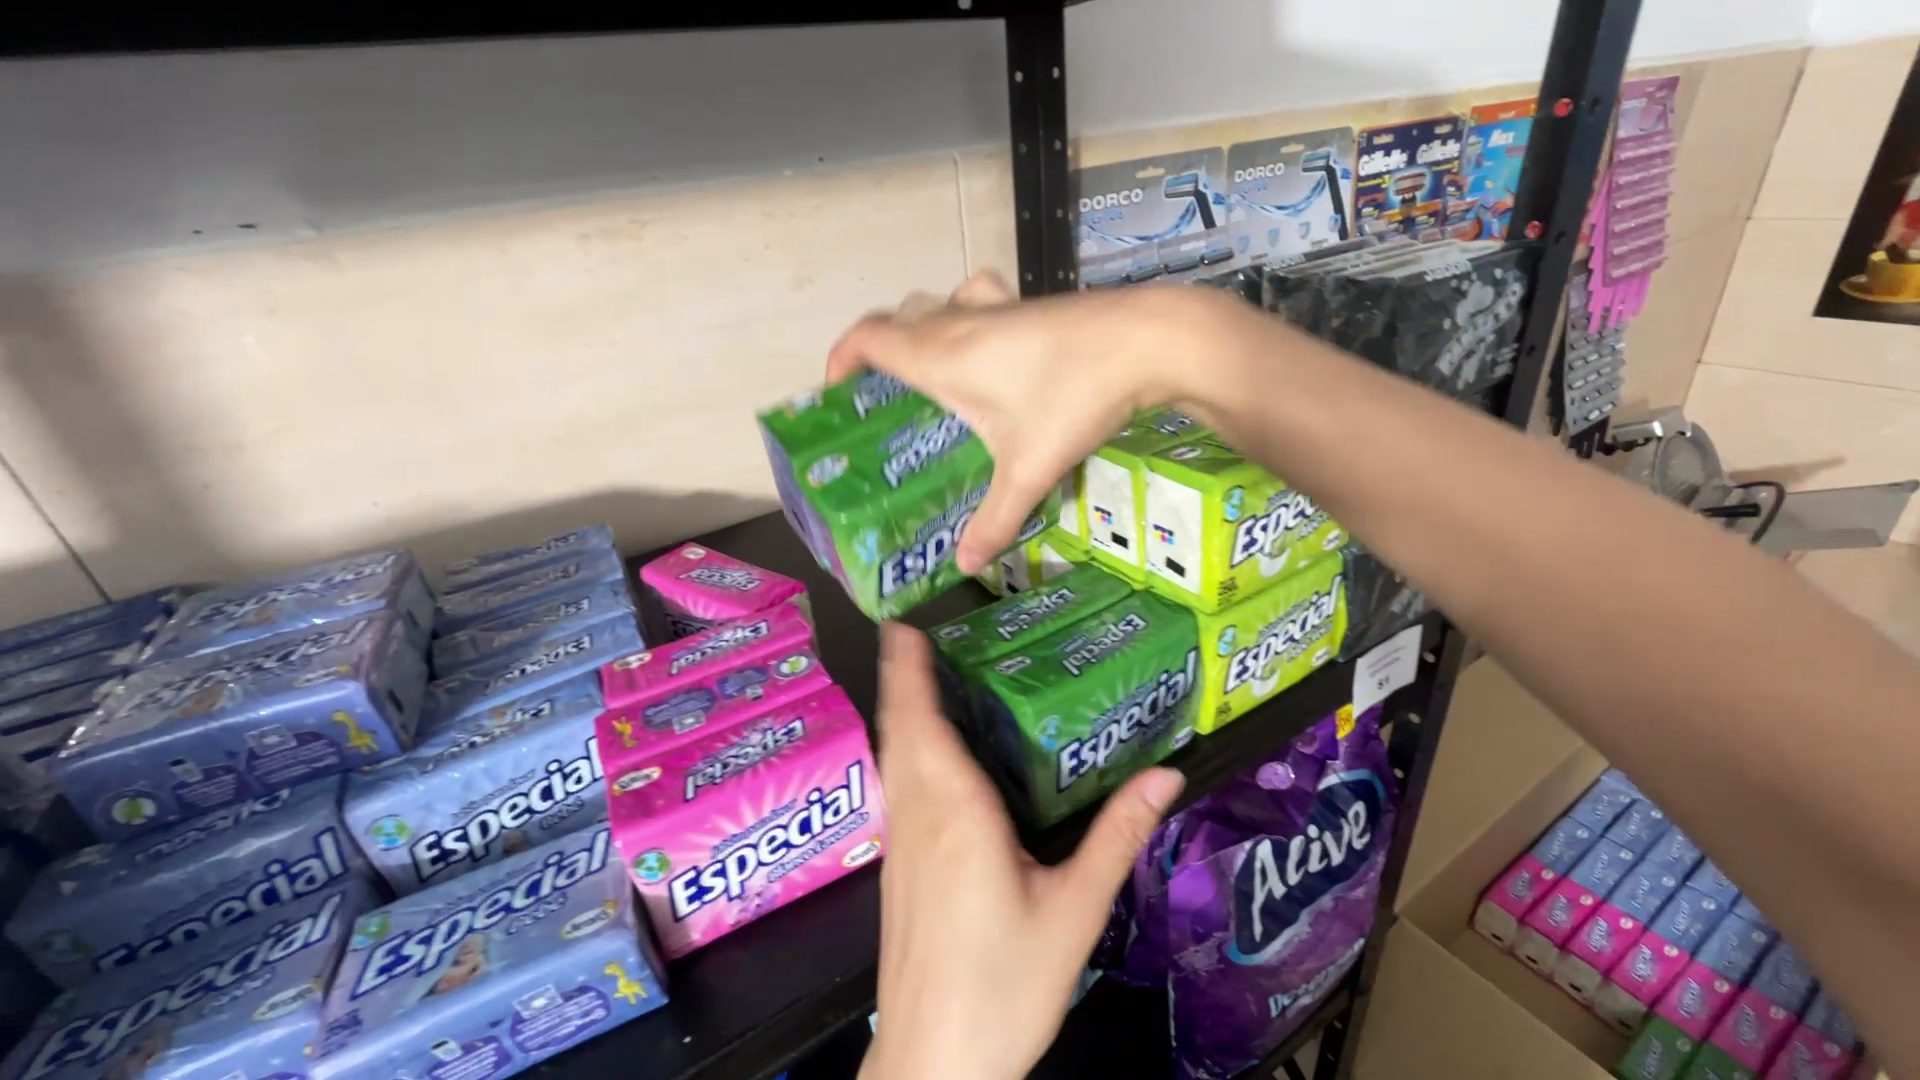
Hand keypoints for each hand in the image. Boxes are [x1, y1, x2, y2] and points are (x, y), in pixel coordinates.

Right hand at [827, 274, 1243, 572]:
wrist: (1148, 342)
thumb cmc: (1072, 400)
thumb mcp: (1028, 469)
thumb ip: (994, 520)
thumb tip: (966, 565)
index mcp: (939, 356)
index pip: (867, 337)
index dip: (840, 357)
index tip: (836, 390)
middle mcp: (957, 321)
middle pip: (896, 318)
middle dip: (878, 351)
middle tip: (886, 396)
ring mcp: (997, 307)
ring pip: (937, 302)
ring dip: (922, 327)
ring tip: (932, 371)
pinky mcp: (1030, 304)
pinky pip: (978, 300)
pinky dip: (966, 316)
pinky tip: (993, 350)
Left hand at [861, 624, 1183, 1079]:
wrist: (936, 1061)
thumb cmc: (1006, 985)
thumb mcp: (1075, 911)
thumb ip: (1117, 835)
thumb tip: (1167, 773)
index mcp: (957, 813)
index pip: (924, 722)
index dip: (910, 671)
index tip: (903, 624)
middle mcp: (917, 816)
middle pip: (899, 730)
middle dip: (901, 679)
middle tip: (916, 636)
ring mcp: (898, 843)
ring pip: (892, 758)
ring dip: (898, 712)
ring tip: (919, 677)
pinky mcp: (896, 868)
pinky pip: (895, 787)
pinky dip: (902, 750)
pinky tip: (926, 756)